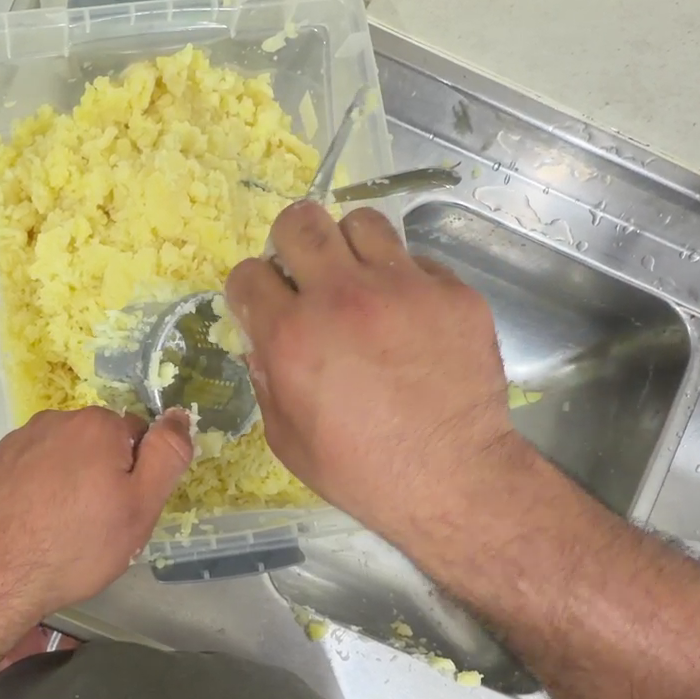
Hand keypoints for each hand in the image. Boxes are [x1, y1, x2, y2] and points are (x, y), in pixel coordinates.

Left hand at [0, 407, 193, 621]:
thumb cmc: (76, 547)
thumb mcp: (140, 507)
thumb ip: (167, 456)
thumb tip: (180, 414)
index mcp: (98, 425)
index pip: (139, 437)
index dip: (138, 476)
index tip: (123, 510)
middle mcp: (56, 420)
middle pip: (99, 444)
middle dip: (103, 476)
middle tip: (96, 524)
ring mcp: (20, 440)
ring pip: (64, 456)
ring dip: (70, 482)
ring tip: (61, 528)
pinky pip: (32, 469)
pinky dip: (39, 490)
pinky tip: (34, 524)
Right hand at [225, 201, 525, 538]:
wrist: (449, 476)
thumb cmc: (356, 468)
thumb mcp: (285, 437)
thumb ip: (266, 378)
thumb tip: (262, 341)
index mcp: (291, 336)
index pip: (248, 274)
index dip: (248, 289)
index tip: (259, 304)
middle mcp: (342, 297)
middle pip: (299, 222)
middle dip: (289, 243)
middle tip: (302, 274)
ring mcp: (402, 287)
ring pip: (361, 222)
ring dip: (347, 248)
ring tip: (356, 281)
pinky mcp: (451, 291)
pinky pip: (415, 259)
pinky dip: (400, 279)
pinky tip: (404, 315)